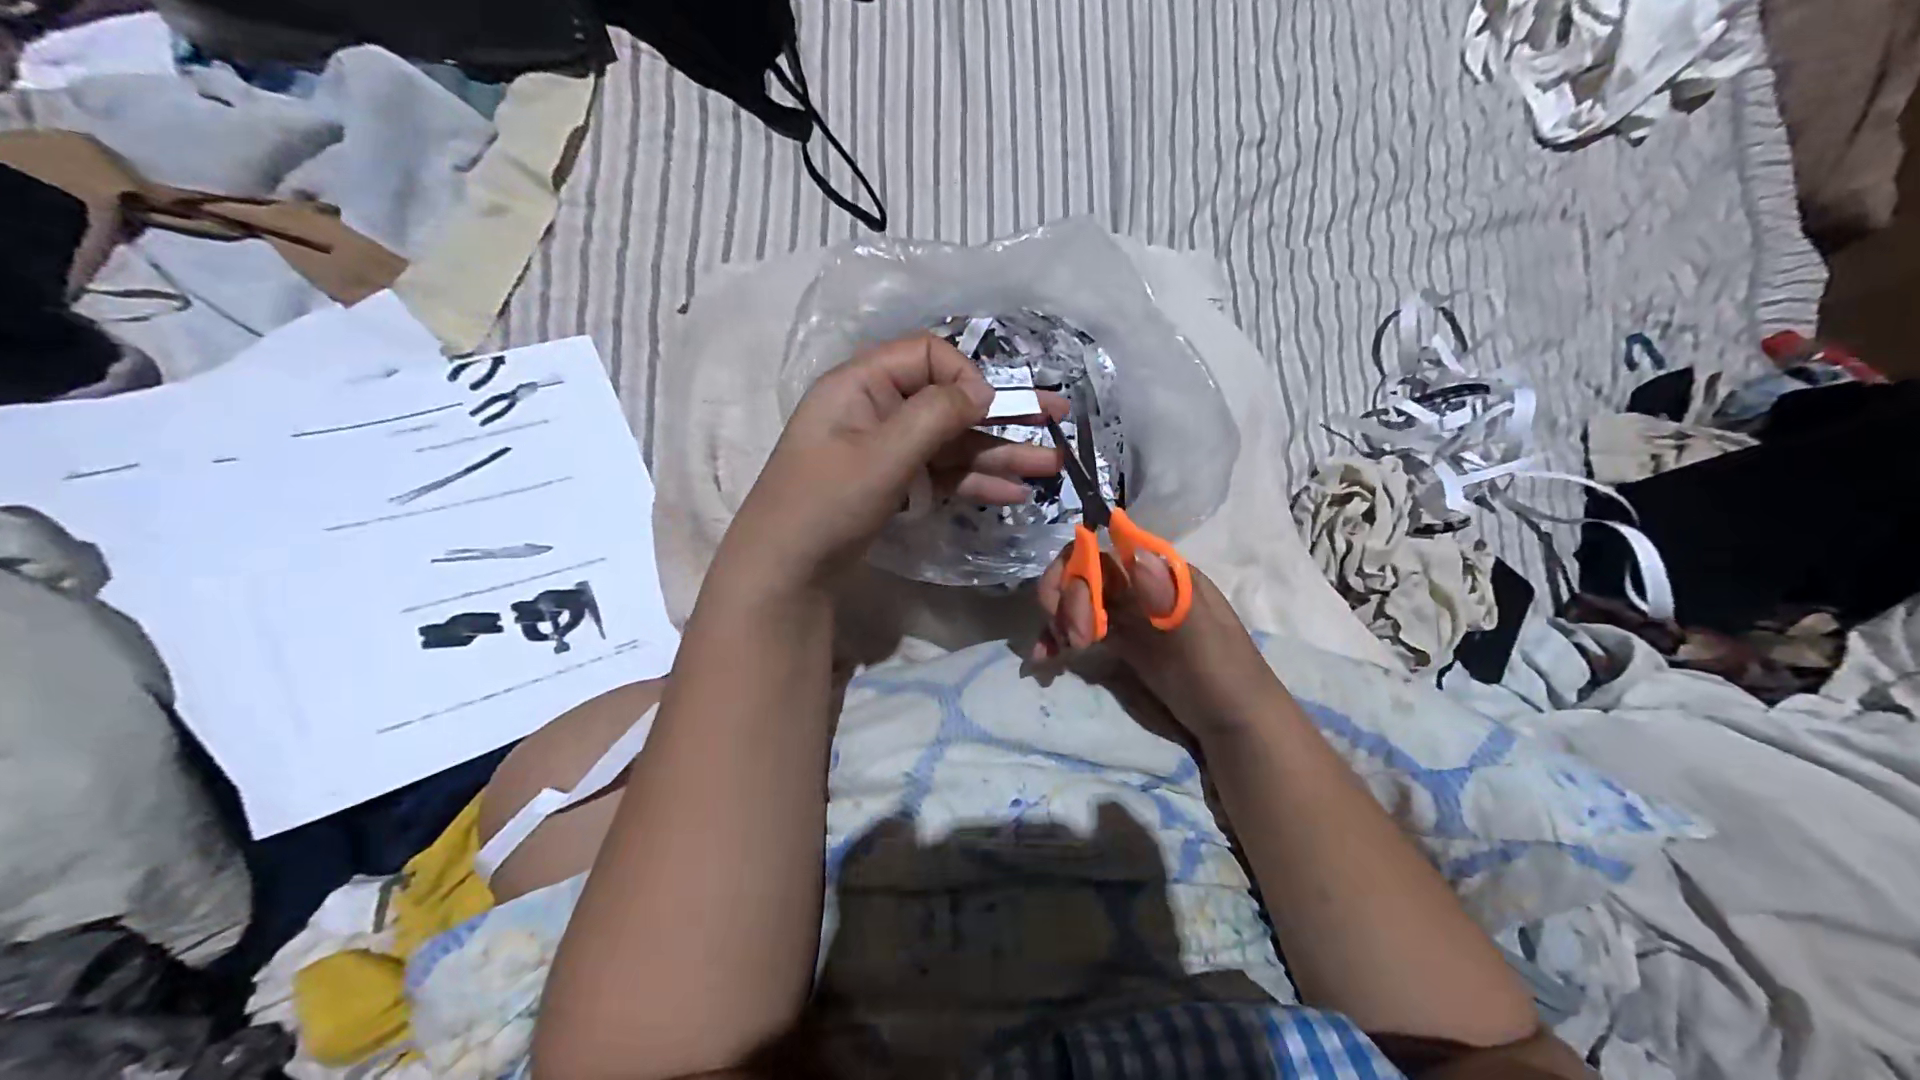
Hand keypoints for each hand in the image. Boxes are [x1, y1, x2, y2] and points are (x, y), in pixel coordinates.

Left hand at [722, 335, 1066, 589]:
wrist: (786, 570)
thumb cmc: (826, 502)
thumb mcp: (882, 454)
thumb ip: (935, 415)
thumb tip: (981, 389)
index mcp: (862, 384)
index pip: (927, 355)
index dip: (964, 375)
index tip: (988, 408)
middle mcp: (877, 410)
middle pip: (949, 401)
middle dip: (1001, 413)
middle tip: (1057, 417)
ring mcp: (887, 451)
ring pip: (951, 442)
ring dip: (998, 452)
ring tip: (1050, 465)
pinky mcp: (894, 485)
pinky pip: (942, 473)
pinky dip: (975, 480)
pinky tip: (1013, 493)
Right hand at [1032, 548, 1279, 742]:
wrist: (1235, 725)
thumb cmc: (1225, 678)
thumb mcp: (1202, 640)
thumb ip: (1170, 600)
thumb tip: (1137, 555)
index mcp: (1163, 573)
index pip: (1106, 551)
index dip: (1078, 571)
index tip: (1070, 610)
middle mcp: (1141, 584)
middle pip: (1084, 572)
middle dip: (1067, 600)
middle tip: (1071, 641)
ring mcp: (1129, 612)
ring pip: (1077, 598)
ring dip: (1058, 619)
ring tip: (1056, 654)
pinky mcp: (1120, 639)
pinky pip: (1079, 627)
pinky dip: (1058, 639)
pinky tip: (1045, 659)